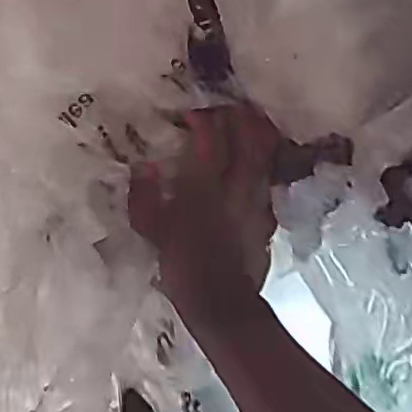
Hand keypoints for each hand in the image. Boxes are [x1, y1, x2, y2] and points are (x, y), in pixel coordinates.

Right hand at [130, 106, 280, 325]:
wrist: (222, 304)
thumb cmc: (182, 265)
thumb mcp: (151, 229)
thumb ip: (144, 193)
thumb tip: (144, 166)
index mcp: (205, 184)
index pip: (211, 135)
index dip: (203, 117)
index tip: (190, 115)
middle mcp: (236, 183)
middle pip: (247, 134)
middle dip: (236, 114)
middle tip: (222, 107)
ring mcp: (257, 197)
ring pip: (265, 150)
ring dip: (255, 129)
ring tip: (244, 119)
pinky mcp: (268, 212)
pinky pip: (268, 173)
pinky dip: (261, 157)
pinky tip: (251, 158)